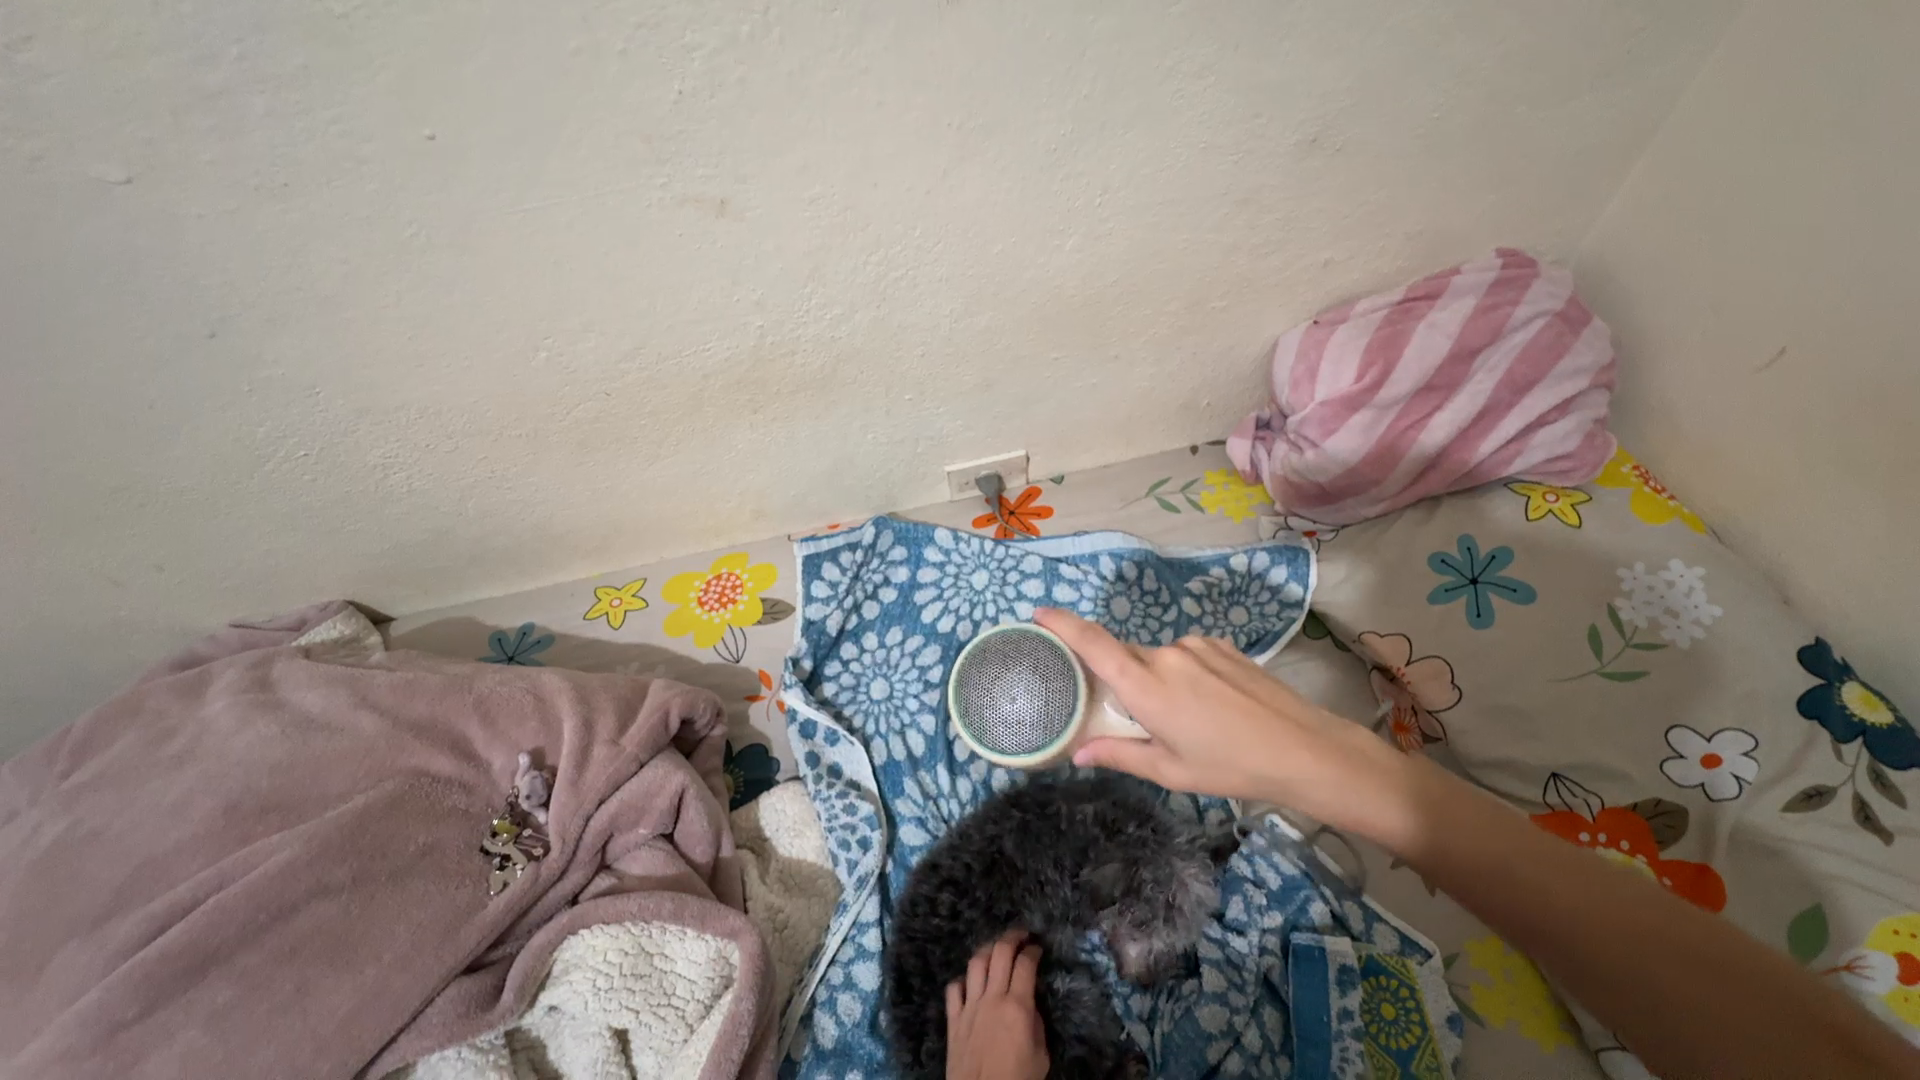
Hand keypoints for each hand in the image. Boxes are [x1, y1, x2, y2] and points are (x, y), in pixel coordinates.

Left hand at [946, 931, 1048, 1079]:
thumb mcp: (1040, 1057)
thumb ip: (1036, 1026)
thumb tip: (1030, 1007)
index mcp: (1017, 1006)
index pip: (1026, 964)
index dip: (1033, 950)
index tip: (1038, 947)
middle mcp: (992, 998)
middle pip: (999, 953)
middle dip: (1012, 937)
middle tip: (1021, 934)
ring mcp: (970, 1007)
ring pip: (976, 963)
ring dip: (987, 950)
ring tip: (996, 948)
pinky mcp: (953, 1020)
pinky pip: (954, 988)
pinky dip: (963, 979)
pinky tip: (970, 981)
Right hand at [1035, 608, 1419, 846]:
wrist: (1305, 749)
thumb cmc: (1231, 766)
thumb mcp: (1170, 771)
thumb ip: (1119, 755)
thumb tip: (1077, 754)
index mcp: (1146, 686)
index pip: (1092, 643)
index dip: (1061, 624)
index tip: (1037, 613)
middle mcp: (1166, 654)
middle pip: (1122, 656)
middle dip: (1117, 679)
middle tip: (1129, 715)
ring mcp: (1196, 646)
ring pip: (1155, 657)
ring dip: (1153, 680)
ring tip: (1182, 719)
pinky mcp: (1221, 645)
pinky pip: (1183, 654)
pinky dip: (1180, 673)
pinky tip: (1207, 704)